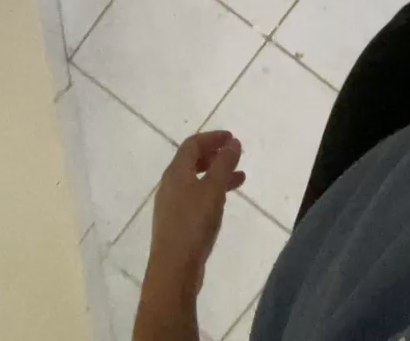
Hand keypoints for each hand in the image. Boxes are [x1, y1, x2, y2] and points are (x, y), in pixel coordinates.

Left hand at [146, 130, 244, 294]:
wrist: (173, 271)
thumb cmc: (193, 224)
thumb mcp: (213, 189)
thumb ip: (224, 164)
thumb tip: (233, 143)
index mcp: (175, 173)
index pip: (192, 145)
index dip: (212, 138)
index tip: (232, 138)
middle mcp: (170, 186)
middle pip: (191, 161)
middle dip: (214, 155)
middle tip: (235, 156)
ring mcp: (171, 206)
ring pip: (195, 181)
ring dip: (216, 175)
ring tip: (240, 179)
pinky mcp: (176, 224)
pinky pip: (195, 198)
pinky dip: (211, 192)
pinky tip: (223, 202)